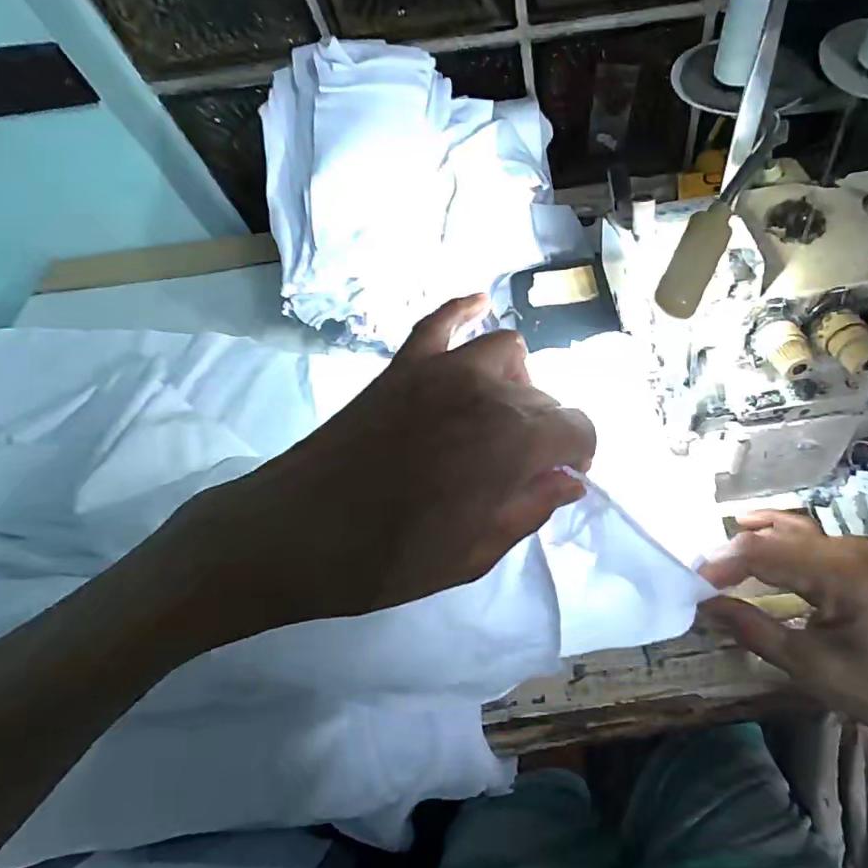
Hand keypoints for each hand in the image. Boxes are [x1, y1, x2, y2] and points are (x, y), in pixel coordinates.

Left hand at [158, 295, 596, 630]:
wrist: (289, 535)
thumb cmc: (383, 562)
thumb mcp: (470, 557)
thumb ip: (529, 510)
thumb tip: (570, 481)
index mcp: (510, 442)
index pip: (578, 429)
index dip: (577, 457)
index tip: (558, 482)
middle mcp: (484, 391)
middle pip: (544, 396)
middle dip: (546, 431)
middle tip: (518, 471)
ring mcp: (438, 370)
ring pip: (506, 350)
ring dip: (516, 382)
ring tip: (494, 419)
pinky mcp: (400, 365)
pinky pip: (442, 320)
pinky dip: (465, 310)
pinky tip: (478, 305)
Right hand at [696, 511, 867, 777]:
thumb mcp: (812, 667)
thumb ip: (754, 630)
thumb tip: (705, 606)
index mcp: (837, 569)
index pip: (762, 552)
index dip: (721, 565)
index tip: (690, 583)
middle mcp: (847, 549)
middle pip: (776, 536)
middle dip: (734, 551)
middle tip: (699, 574)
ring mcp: (860, 554)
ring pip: (795, 530)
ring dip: (756, 539)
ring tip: (720, 554)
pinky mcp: (866, 567)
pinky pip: (812, 542)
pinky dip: (780, 542)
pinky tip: (763, 545)